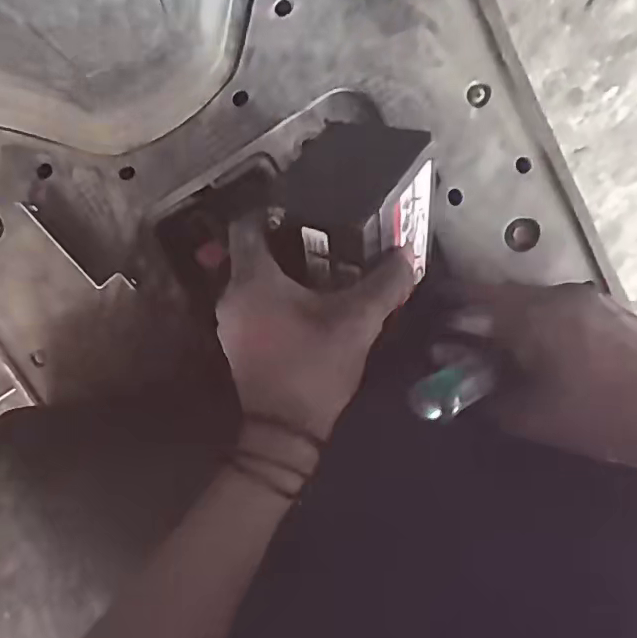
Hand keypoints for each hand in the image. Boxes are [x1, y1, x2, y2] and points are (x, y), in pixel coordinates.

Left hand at [215, 216, 414, 437]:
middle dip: (284, 242)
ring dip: (281, 272)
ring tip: (319, 267)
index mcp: (251, 280)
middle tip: (321, 236)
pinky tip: (305, 302)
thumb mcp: (356, 323)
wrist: (284, 430)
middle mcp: (230, 295)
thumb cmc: (314, 368)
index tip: (301, 207)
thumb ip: (384, 284)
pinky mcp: (235, 343)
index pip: (246, 225)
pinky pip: (252, 304)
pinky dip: (273, 297)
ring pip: (252, 281)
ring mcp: (228, 321)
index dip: (271, 210)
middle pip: (251, 252)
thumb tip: (408, 255)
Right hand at [460, 282, 636, 469]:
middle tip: (462, 347)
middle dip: (478, 318)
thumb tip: (447, 366)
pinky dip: (541, 327)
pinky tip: (546, 358)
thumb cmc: (602, 420)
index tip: (429, 322)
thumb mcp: (527, 414)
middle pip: (504, 297)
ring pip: (535, 303)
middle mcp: (564, 294)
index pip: (474, 295)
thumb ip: (478, 388)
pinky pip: (563, 310)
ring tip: (503, 356)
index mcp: (537, 313)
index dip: (446, 306)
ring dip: (511, 323)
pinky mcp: (618, 312)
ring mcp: (596, 300)